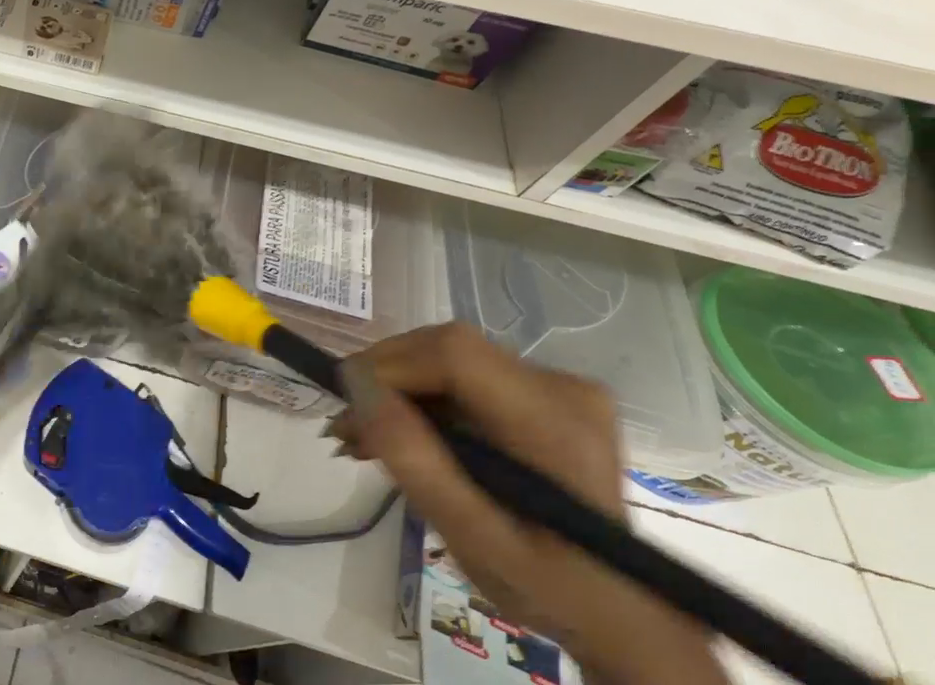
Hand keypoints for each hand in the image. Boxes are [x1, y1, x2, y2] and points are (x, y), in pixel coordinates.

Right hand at [329, 322, 727, 684]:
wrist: (621, 613)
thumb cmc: (546, 585)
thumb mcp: (472, 536)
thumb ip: (415, 459)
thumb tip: (357, 387)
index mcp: (553, 422)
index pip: (453, 351)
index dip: (387, 364)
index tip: (344, 405)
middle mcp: (564, 387)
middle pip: (449, 350)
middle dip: (386, 380)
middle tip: (345, 432)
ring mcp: (560, 388)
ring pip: (452, 361)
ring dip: (400, 392)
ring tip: (364, 441)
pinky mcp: (549, 397)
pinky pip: (469, 379)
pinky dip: (426, 402)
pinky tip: (406, 438)